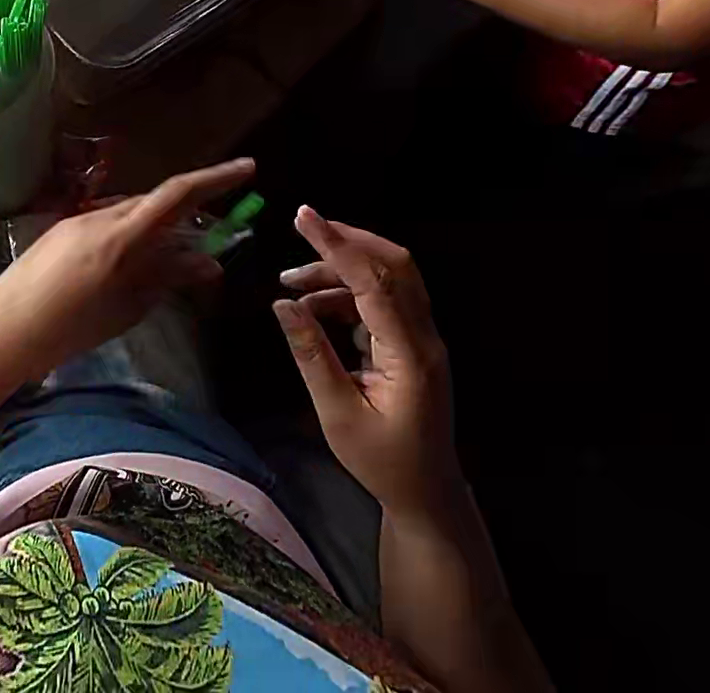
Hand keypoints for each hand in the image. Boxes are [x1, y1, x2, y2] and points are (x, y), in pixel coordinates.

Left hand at [0, 158, 256, 381]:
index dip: (215, 179)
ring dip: (156, 228)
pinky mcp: (59, 230)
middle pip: (154, 203)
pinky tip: (129, 264)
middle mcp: (97, 216)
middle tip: (208, 242)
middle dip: (186, 214)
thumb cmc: (65, 331)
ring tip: (169, 261)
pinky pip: (106, 222)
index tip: (248, 169)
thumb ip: (165, 278)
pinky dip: (129, 234)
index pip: (176, 195)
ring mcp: (75, 220)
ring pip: (129, 212)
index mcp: (118, 236)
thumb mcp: (125, 308)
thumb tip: (208, 262)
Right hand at [272, 206, 460, 519]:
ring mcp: (420, 337)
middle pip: (394, 264)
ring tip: (290, 282)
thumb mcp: (337, 412)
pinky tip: (311, 308)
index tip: (303, 216)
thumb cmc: (382, 461)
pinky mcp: (409, 342)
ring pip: (386, 278)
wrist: (426, 493)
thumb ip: (311, 354)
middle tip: (303, 227)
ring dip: (339, 270)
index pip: (374, 282)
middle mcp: (423, 335)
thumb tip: (283, 304)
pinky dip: (344, 293)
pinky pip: (379, 300)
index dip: (336, 245)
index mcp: (409, 353)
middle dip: (346, 240)